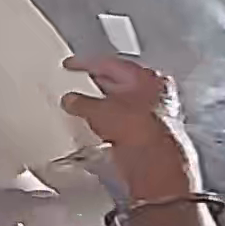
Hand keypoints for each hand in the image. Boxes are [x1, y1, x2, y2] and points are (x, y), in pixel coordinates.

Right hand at [60, 56, 201, 198]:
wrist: (154, 161)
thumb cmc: (139, 128)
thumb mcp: (97, 110)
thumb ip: (80, 102)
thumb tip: (72, 100)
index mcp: (147, 77)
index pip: (110, 64)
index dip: (85, 63)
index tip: (70, 65)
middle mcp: (154, 93)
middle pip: (118, 82)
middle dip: (95, 84)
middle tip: (76, 84)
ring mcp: (152, 114)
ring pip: (119, 103)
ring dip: (100, 104)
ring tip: (81, 107)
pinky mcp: (146, 133)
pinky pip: (120, 122)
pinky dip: (106, 122)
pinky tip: (94, 126)